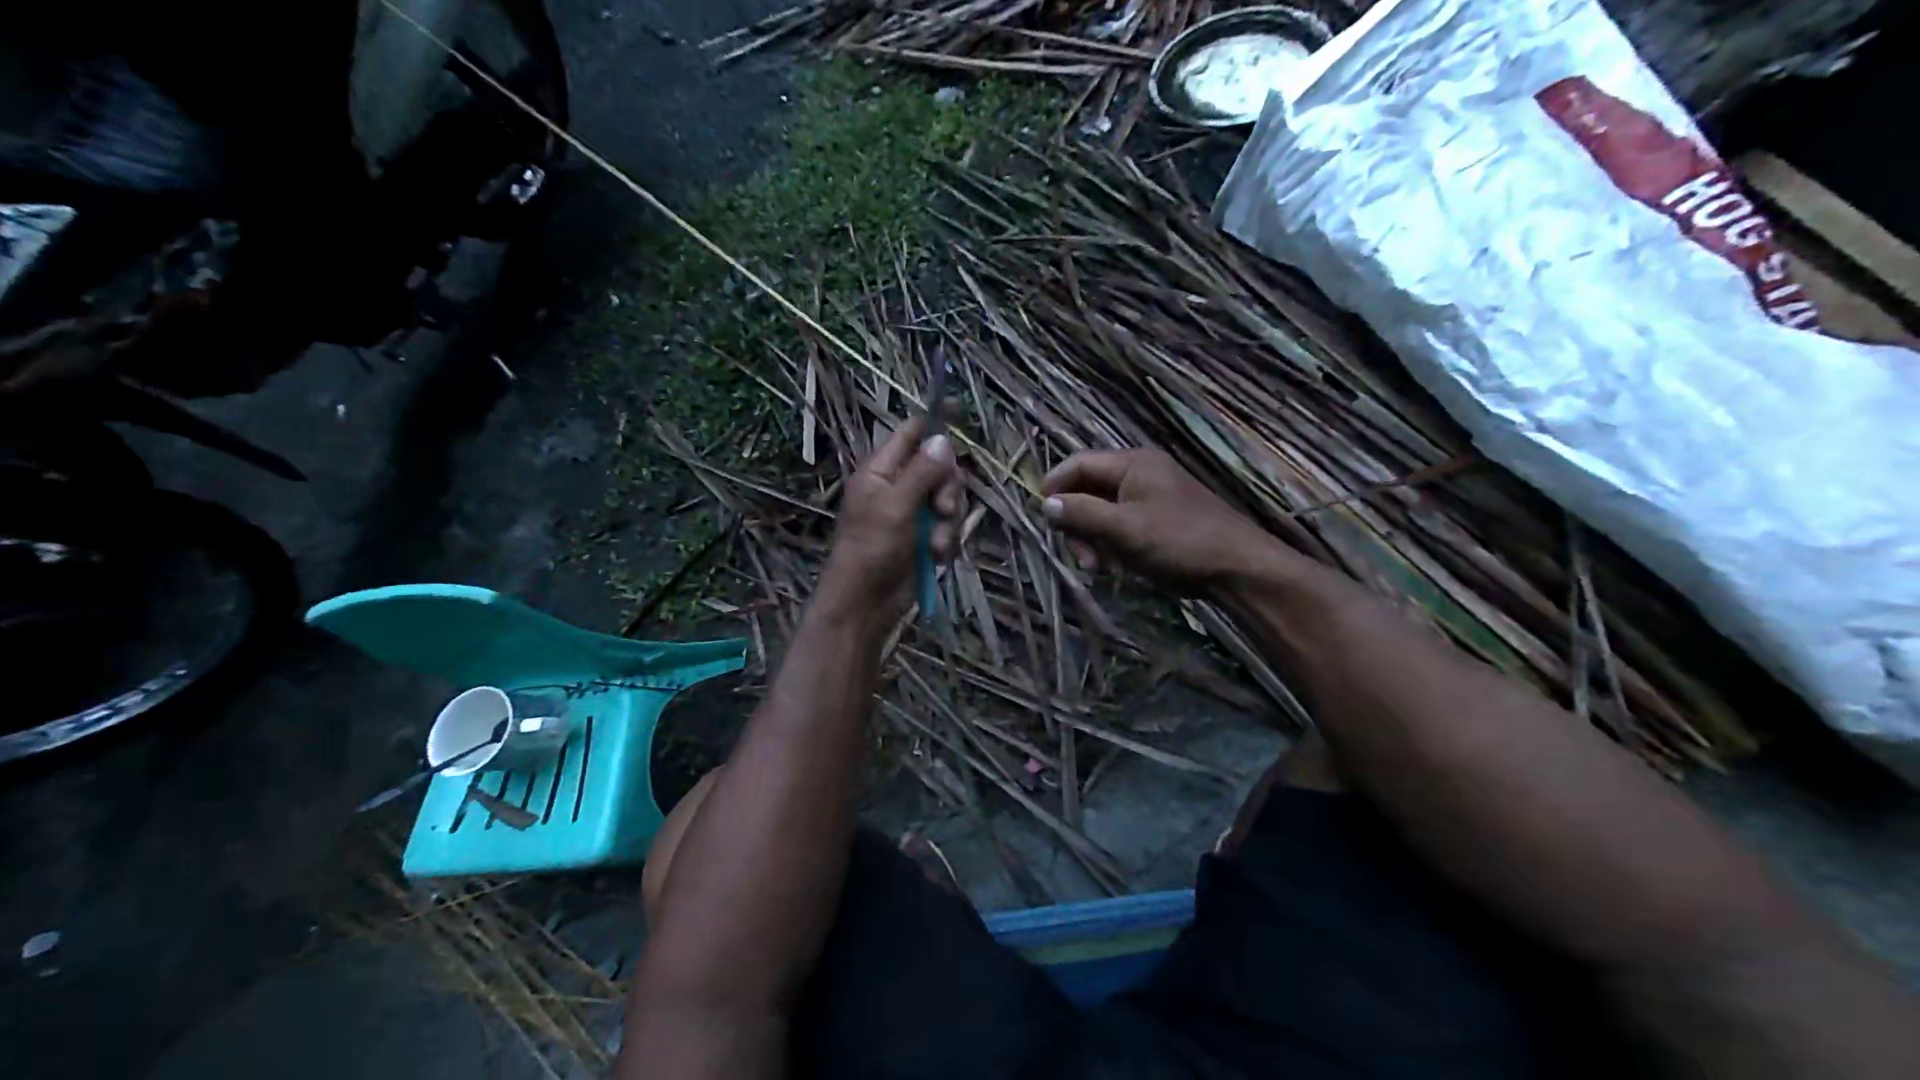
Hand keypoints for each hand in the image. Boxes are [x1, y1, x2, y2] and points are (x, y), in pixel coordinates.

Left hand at [818, 415, 964, 612]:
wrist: (865, 604)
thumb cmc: (871, 550)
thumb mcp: (896, 507)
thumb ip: (922, 473)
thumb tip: (944, 439)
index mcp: (881, 471)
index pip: (910, 433)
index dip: (934, 423)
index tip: (959, 413)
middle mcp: (898, 486)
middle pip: (939, 467)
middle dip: (949, 489)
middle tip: (943, 509)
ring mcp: (913, 513)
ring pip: (949, 499)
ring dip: (949, 522)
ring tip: (936, 544)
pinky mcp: (925, 538)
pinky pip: (949, 527)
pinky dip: (947, 541)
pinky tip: (937, 556)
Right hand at [1040, 448, 1280, 589]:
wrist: (1239, 568)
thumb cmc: (1180, 541)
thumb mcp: (1123, 529)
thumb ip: (1081, 514)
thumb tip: (1045, 504)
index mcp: (1133, 464)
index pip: (1078, 463)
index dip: (1055, 486)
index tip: (1042, 518)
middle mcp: (1141, 473)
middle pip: (1089, 490)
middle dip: (1077, 522)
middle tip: (1082, 558)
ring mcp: (1153, 497)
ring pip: (1104, 512)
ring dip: (1094, 539)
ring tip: (1100, 568)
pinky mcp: (1161, 520)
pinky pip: (1123, 526)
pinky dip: (1113, 544)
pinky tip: (1118, 567)